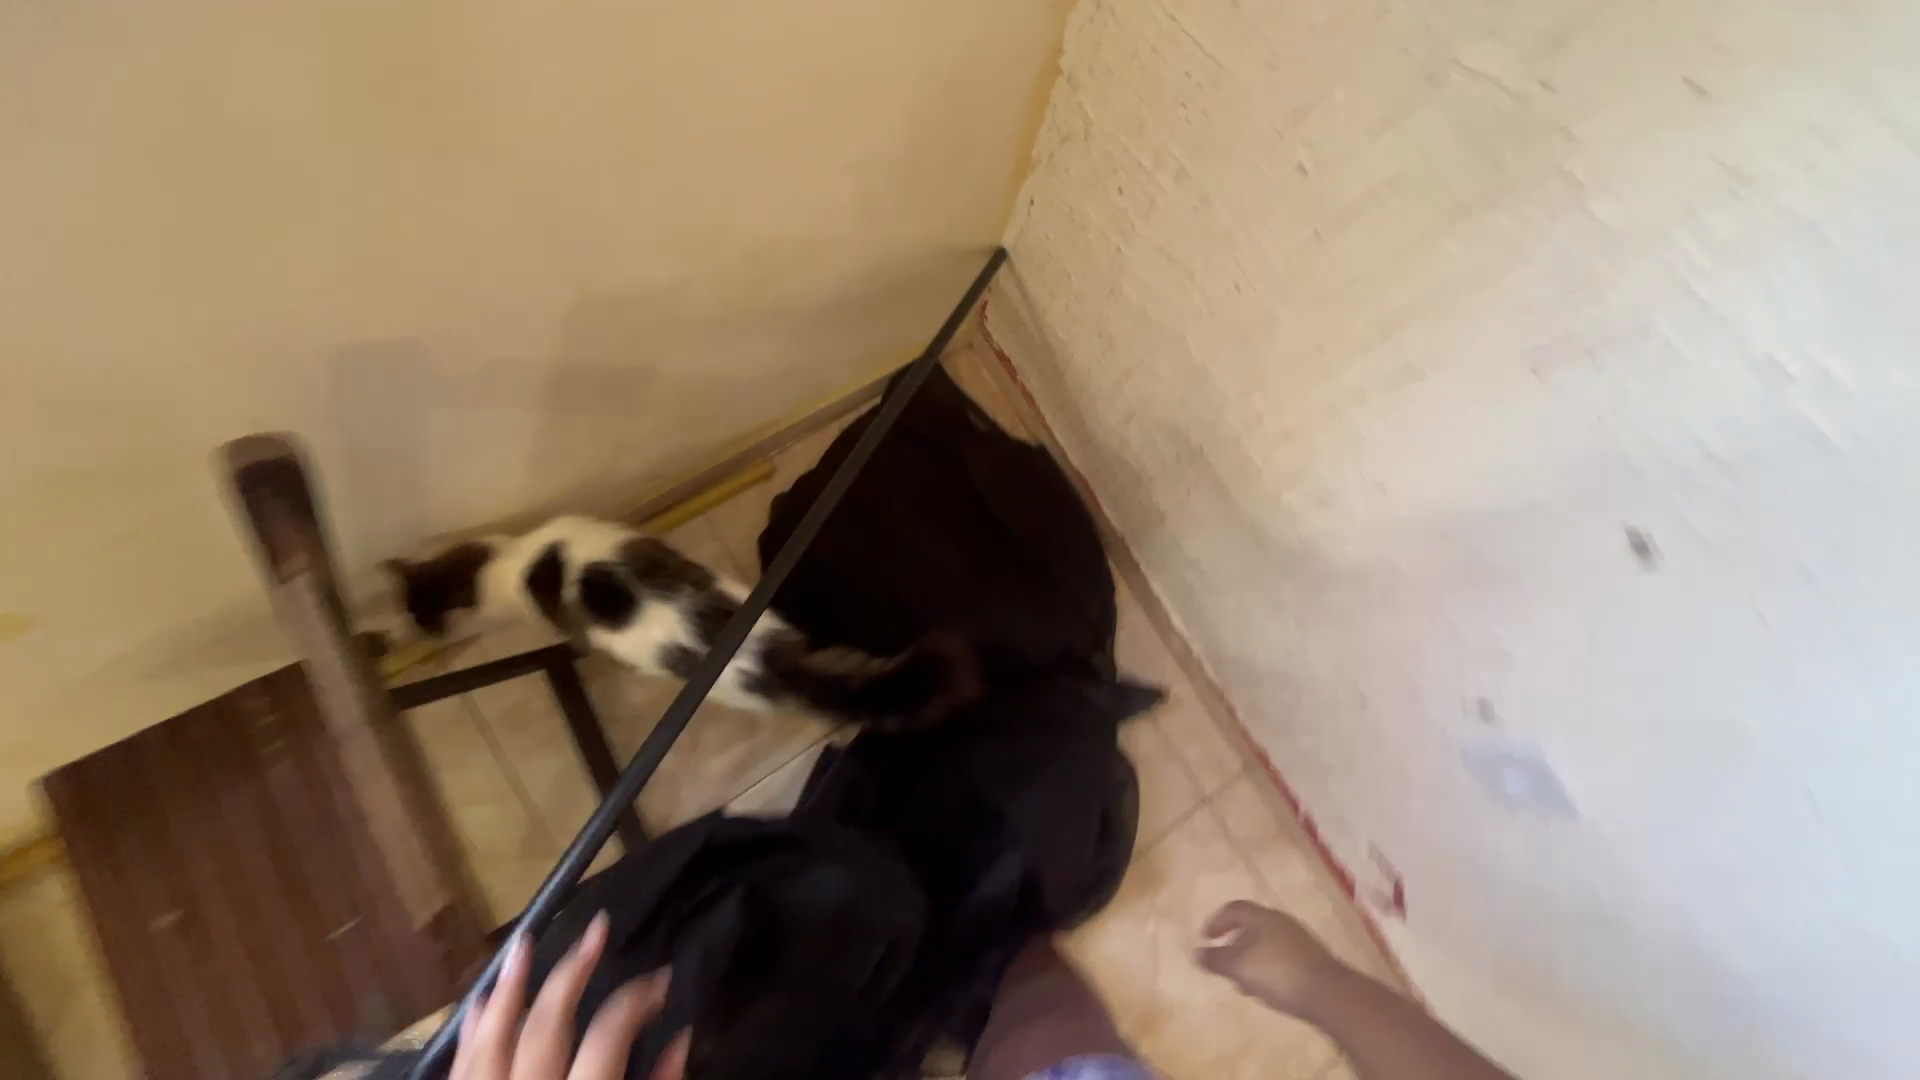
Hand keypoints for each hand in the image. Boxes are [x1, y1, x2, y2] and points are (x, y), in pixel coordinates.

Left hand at [452, 912, 689, 1079]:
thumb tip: (682, 1035)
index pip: (609, 1033)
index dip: (638, 998)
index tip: (661, 979)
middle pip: (545, 1026)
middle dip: (571, 971)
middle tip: (597, 928)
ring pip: (488, 1044)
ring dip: (506, 990)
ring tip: (523, 943)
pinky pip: (458, 1073)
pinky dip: (469, 1035)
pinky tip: (479, 1003)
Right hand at [1195, 900, 1348, 1016]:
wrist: (1331, 994)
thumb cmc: (1279, 973)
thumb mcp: (1240, 967)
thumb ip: (1216, 960)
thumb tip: (1196, 953)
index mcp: (1262, 917)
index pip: (1234, 909)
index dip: (1217, 921)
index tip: (1207, 938)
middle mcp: (1281, 922)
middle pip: (1252, 925)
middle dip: (1235, 942)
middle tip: (1225, 960)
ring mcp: (1299, 940)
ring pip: (1267, 943)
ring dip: (1252, 957)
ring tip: (1244, 979)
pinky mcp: (1312, 959)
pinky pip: (1281, 957)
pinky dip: (1268, 967)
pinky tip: (1268, 988)